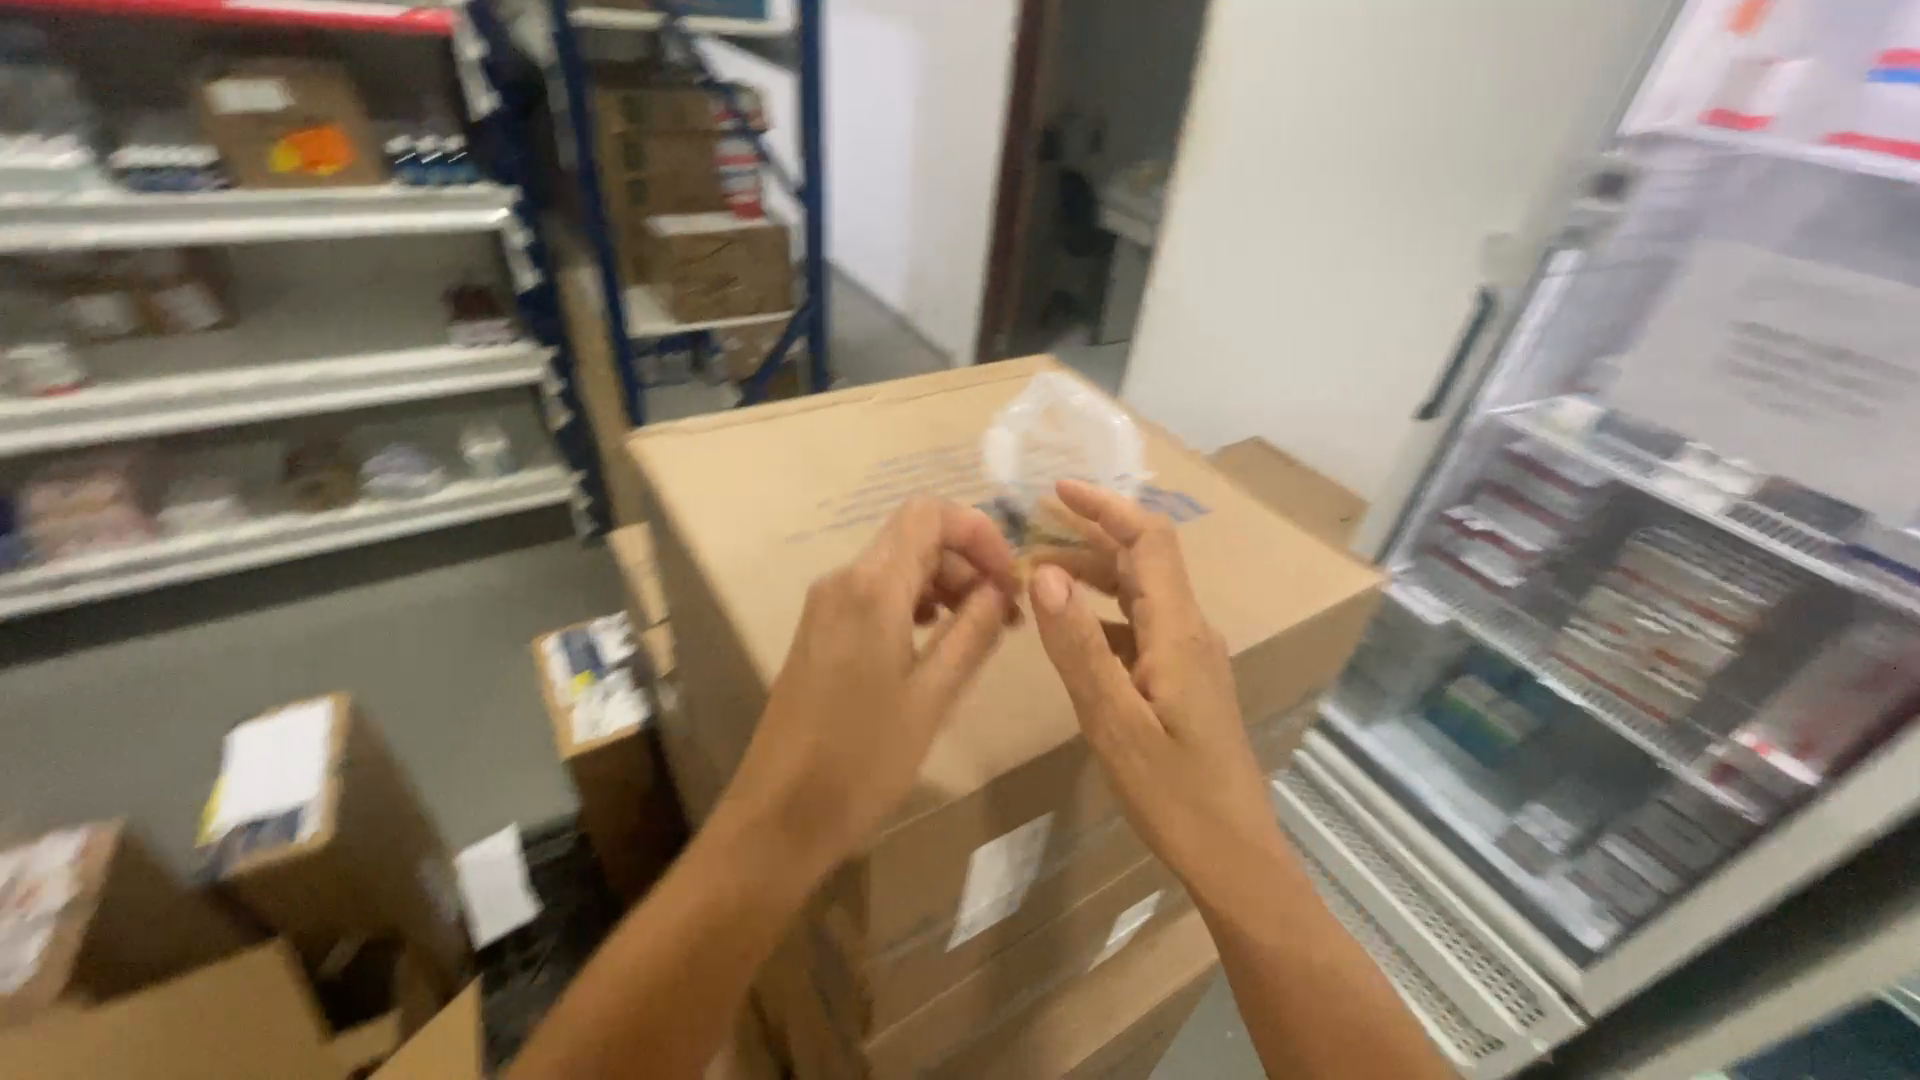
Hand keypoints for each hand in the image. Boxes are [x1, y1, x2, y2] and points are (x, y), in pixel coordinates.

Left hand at [717, 497, 1020, 875]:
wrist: (780, 815)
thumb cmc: (863, 759)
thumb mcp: (933, 695)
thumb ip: (973, 630)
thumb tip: (1002, 588)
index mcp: (871, 587)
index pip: (929, 514)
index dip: (979, 532)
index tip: (1011, 579)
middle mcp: (843, 581)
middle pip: (914, 537)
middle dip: (967, 562)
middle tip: (1008, 615)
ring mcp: (826, 606)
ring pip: (896, 566)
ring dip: (944, 586)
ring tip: (982, 633)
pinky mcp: (820, 632)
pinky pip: (876, 595)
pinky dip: (915, 605)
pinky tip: (937, 644)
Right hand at [1029, 480, 1286, 892]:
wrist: (1235, 857)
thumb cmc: (1175, 794)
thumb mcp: (1113, 720)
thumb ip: (1078, 645)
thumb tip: (1044, 572)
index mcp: (1179, 631)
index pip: (1149, 541)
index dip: (1106, 507)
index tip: (1057, 490)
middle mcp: (1192, 633)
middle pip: (1143, 563)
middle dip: (1088, 540)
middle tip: (1029, 540)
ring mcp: (1192, 659)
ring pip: (1140, 598)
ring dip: (1092, 580)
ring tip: (1038, 583)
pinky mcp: (1186, 684)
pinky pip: (1141, 631)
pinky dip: (1102, 619)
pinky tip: (1072, 639)